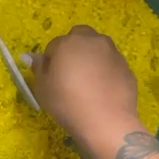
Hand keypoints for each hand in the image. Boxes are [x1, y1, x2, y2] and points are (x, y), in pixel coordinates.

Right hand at [31, 26, 142, 147]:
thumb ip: (38, 68)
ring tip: (88, 83)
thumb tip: (31, 56)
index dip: (51, 62)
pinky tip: (102, 91)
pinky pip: (111, 65)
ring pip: (98, 49)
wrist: (106, 121)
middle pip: (80, 37)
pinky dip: (106, 71)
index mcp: (69, 42)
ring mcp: (113, 53)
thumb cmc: (68, 103)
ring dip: (92, 58)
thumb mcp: (43, 88)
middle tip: (70, 74)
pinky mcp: (127, 67)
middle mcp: (93, 41)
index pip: (54, 45)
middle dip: (74, 49)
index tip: (52, 79)